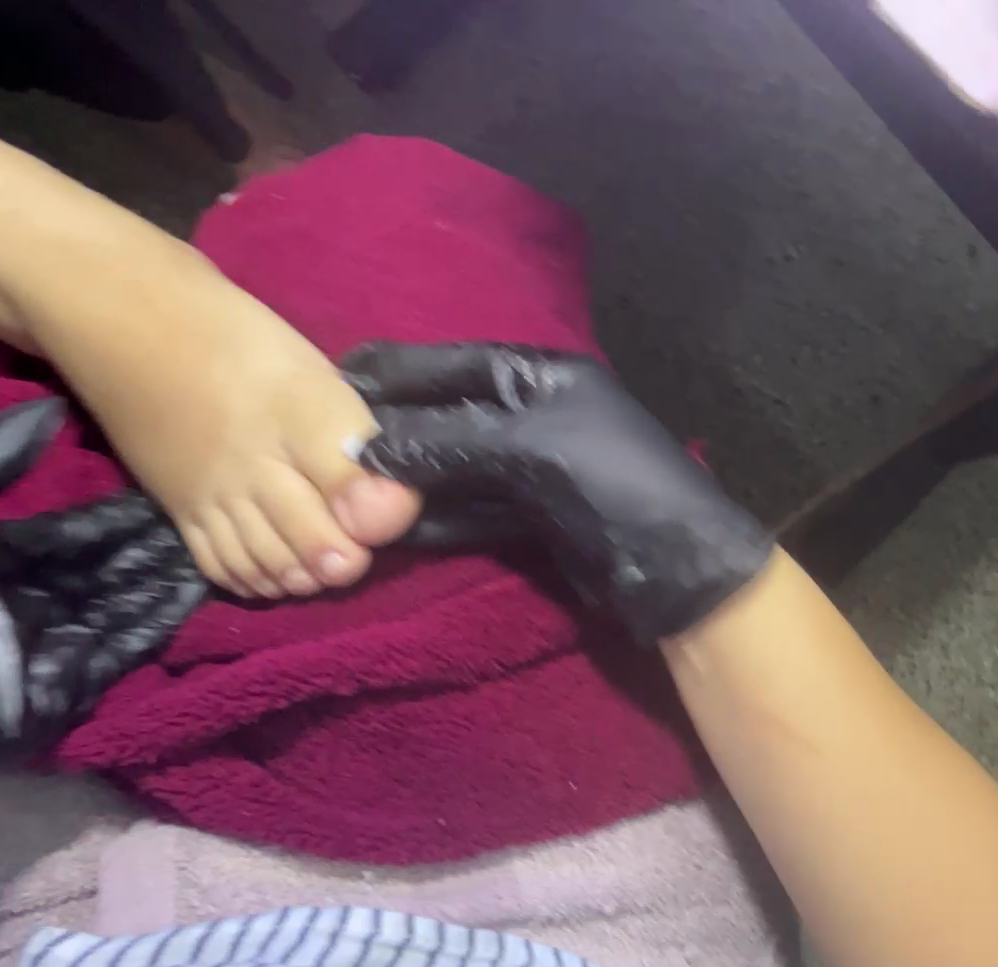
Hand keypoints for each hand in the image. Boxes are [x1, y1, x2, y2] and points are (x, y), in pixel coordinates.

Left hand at [0, 400, 204, 961]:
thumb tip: (39, 411)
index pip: (70, 531)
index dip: (120, 512)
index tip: (174, 488)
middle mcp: (25, 600)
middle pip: (108, 565)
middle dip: (158, 544)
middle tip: (222, 517)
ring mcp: (48, 648)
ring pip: (124, 602)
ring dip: (169, 578)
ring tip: (227, 550)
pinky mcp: (63, 691)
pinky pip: (122, 648)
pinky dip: (160, 622)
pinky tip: (198, 596)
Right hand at [14, 256, 422, 600]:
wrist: (132, 320)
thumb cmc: (244, 347)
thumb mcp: (317, 383)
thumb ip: (354, 447)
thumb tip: (391, 512)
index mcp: (307, 434)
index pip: (357, 501)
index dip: (379, 523)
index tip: (385, 522)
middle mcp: (259, 477)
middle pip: (310, 547)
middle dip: (340, 562)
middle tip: (353, 557)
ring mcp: (215, 498)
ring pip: (267, 564)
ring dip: (300, 577)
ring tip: (319, 571)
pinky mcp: (180, 509)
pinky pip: (218, 564)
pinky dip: (253, 580)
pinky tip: (275, 578)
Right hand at [343, 343, 773, 640]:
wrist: (676, 568)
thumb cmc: (612, 483)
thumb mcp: (533, 448)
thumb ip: (450, 439)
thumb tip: (364, 446)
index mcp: (539, 377)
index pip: (449, 367)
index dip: (390, 377)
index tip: (326, 388)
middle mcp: (534, 415)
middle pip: (447, 418)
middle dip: (392, 438)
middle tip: (321, 455)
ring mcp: (534, 468)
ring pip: (456, 469)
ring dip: (408, 485)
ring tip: (342, 497)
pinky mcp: (535, 517)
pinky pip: (473, 511)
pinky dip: (436, 520)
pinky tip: (392, 530)